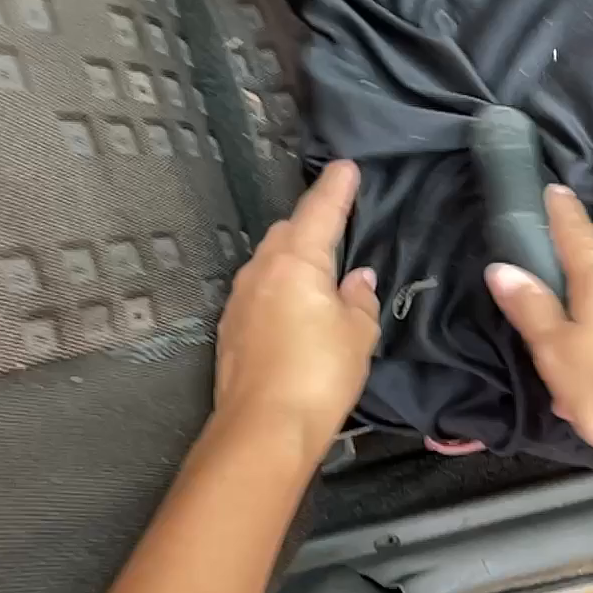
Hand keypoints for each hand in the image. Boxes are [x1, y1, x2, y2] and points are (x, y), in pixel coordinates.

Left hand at [214, 161, 377, 458]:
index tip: (347, 167)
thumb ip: (360, 299)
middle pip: (288, 232)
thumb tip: (359, 278)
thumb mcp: (358, 334)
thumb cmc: (321, 373)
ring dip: (295, 255)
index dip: (337, 189)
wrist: (265, 425)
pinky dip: (282, 284)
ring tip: (320, 265)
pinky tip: (298, 304)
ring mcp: (241, 298)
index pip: (320, 213)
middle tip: (338, 220)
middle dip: (312, 221)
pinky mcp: (232, 326)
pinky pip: (262, 288)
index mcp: (298, 263)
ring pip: (270, 260)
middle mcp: (262, 271)